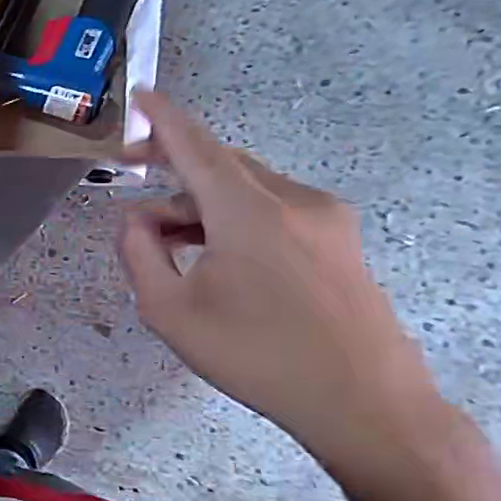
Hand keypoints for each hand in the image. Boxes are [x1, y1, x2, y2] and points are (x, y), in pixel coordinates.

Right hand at [117, 91, 459, 493]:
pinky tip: (216, 255)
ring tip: (169, 244)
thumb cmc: (256, 356)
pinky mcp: (341, 240)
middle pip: (219, 163)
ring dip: (200, 202)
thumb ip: (138, 253)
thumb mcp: (168, 311)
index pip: (195, 147)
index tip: (138, 94)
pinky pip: (272, 206)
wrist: (367, 405)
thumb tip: (136, 220)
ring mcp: (326, 218)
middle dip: (172, 169)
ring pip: (245, 186)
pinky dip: (232, 216)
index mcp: (248, 212)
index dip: (162, 118)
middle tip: (132, 184)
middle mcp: (293, 200)